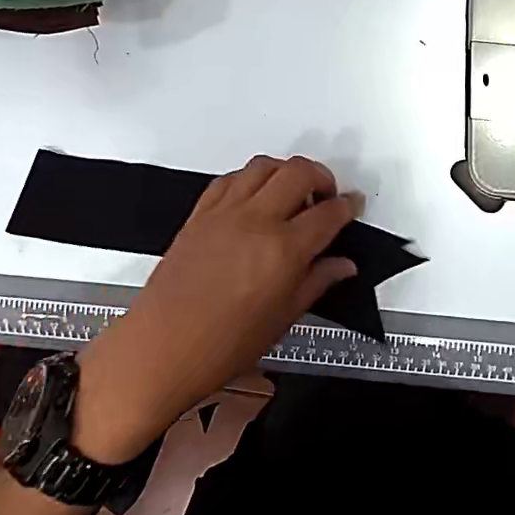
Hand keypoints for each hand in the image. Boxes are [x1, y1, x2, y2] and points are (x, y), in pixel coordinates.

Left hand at [72, 155, 360, 463]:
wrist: (162, 348)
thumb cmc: (221, 345)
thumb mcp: (283, 318)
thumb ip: (316, 282)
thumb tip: (340, 266)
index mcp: (283, 250)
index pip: (328, 213)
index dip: (347, 206)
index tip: (352, 206)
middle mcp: (255, 222)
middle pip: (299, 172)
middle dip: (321, 177)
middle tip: (326, 195)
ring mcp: (224, 214)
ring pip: (263, 166)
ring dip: (286, 171)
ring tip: (293, 190)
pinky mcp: (199, 215)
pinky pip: (229, 179)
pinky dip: (250, 178)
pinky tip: (254, 194)